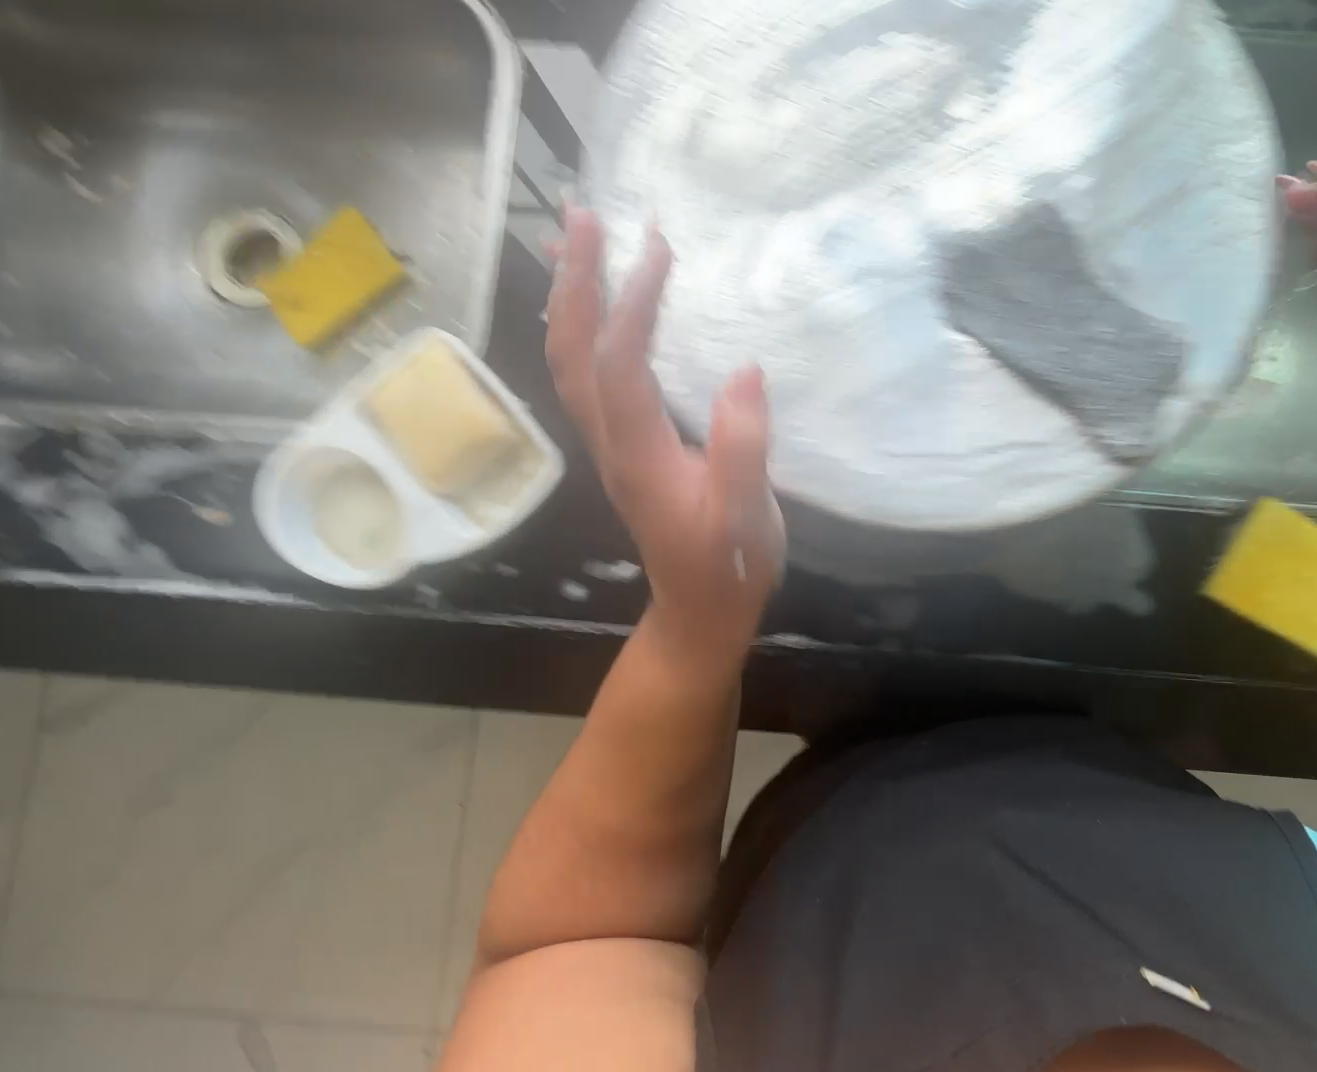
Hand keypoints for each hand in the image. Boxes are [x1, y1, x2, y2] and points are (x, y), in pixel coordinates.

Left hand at [545, 208, 785, 655]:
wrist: (699, 611)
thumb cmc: (728, 567)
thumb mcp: (747, 518)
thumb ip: (744, 449)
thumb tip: (746, 371)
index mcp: (640, 454)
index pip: (622, 364)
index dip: (633, 305)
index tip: (657, 250)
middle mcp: (611, 442)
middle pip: (572, 353)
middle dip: (574, 282)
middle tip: (583, 216)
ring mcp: (610, 446)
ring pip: (570, 363)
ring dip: (569, 299)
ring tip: (577, 243)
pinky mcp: (622, 448)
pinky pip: (588, 377)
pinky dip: (584, 329)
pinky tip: (598, 308)